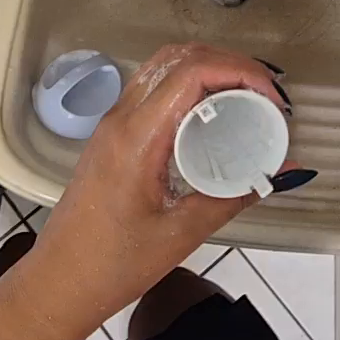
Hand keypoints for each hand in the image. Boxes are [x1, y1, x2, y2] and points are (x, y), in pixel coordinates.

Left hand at [13, 44, 293, 333]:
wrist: (59, 280)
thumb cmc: (115, 263)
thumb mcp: (181, 233)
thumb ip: (233, 196)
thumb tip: (281, 172)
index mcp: (137, 135)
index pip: (190, 73)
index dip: (238, 70)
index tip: (273, 97)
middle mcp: (122, 116)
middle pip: (178, 58)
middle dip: (229, 63)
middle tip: (267, 94)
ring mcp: (114, 121)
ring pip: (163, 67)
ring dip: (208, 68)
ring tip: (247, 97)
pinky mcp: (114, 133)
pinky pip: (154, 89)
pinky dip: (189, 84)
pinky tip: (214, 113)